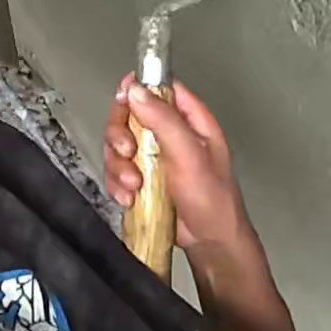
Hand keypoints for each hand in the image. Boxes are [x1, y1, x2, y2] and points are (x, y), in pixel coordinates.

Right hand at [103, 74, 254, 250]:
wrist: (209, 243)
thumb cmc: (212, 199)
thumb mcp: (190, 155)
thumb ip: (164, 120)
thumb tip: (136, 90)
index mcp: (189, 119)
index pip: (159, 87)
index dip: (137, 89)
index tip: (123, 101)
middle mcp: (170, 133)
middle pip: (130, 114)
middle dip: (121, 135)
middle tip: (128, 153)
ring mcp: (154, 156)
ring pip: (119, 144)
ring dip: (119, 165)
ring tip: (134, 185)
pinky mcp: (143, 178)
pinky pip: (117, 170)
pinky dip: (117, 183)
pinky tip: (129, 197)